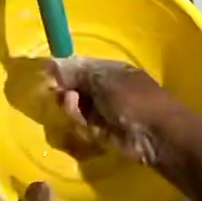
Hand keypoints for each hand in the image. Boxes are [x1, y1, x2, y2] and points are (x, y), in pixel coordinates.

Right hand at [45, 57, 178, 165]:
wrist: (154, 136)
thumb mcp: (104, 79)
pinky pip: (79, 122)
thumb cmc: (133, 99)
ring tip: (71, 102)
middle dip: (64, 87)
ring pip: (74, 105)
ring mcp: (101, 111)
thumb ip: (77, 72)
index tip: (47, 72)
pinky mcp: (97, 131)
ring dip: (69, 104)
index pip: (81, 67)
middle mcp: (104, 89)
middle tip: (56, 88)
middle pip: (74, 86)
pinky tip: (79, 117)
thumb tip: (52, 65)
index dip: (64, 69)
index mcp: (110, 71)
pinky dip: (76, 118)